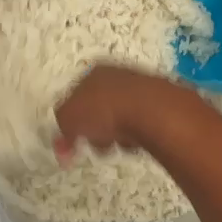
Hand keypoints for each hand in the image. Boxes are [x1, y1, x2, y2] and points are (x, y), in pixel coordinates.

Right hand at [53, 64, 199, 162]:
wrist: (152, 111)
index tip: (72, 141)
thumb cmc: (105, 111)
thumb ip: (61, 132)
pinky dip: (135, 134)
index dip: (70, 122)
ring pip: (119, 117)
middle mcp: (117, 74)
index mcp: (93, 72)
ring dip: (115, 134)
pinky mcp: (160, 103)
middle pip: (98, 108)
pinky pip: (139, 123)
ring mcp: (141, 87)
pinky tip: (136, 142)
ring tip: (118, 145)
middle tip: (96, 144)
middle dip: (95, 130)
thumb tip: (60, 148)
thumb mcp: (70, 122)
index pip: (74, 97)